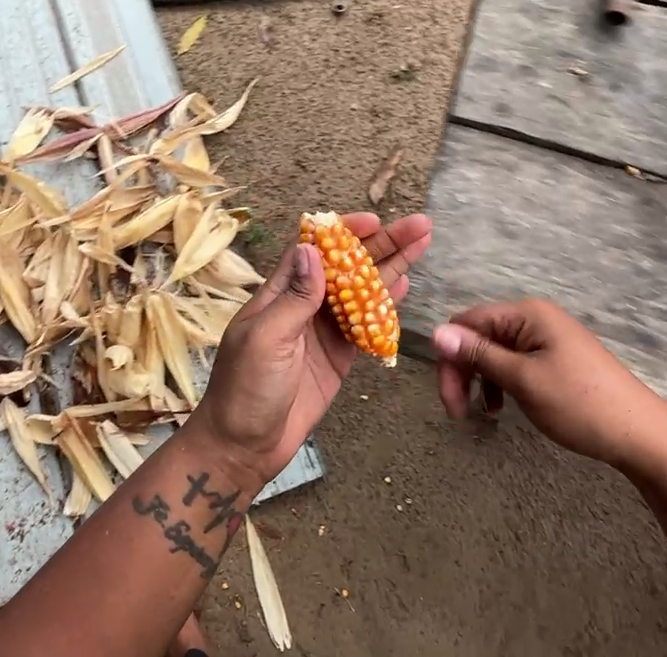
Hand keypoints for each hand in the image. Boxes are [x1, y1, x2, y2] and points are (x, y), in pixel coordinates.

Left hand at [191, 213, 432, 484]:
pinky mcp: (338, 356)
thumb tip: (312, 250)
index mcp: (279, 294)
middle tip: (419, 225)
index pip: (315, 249)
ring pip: (362, 290)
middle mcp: (303, 305)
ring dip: (391, 267)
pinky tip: (405, 285)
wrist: (244, 446)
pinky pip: (366, 323)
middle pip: (347, 265)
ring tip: (422, 244)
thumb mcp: (265, 340)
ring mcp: (322, 330)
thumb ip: (294, 298)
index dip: (344, 231)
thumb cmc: (245, 389)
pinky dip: (386, 305)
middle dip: (382, 244)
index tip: (375, 220)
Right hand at [432, 300, 666, 469]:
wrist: (643, 435)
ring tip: (482, 413)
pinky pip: (514, 362)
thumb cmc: (580, 404)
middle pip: (478, 336)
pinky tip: (503, 407)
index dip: (451, 358)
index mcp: (526, 314)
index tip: (451, 399)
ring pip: (494, 351)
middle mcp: (534, 318)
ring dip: (480, 379)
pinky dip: (501, 382)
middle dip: (463, 371)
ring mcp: (546, 338)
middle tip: (459, 412)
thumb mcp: (523, 380)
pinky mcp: (555, 358)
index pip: (466, 322)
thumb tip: (436, 333)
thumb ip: (478, 355)